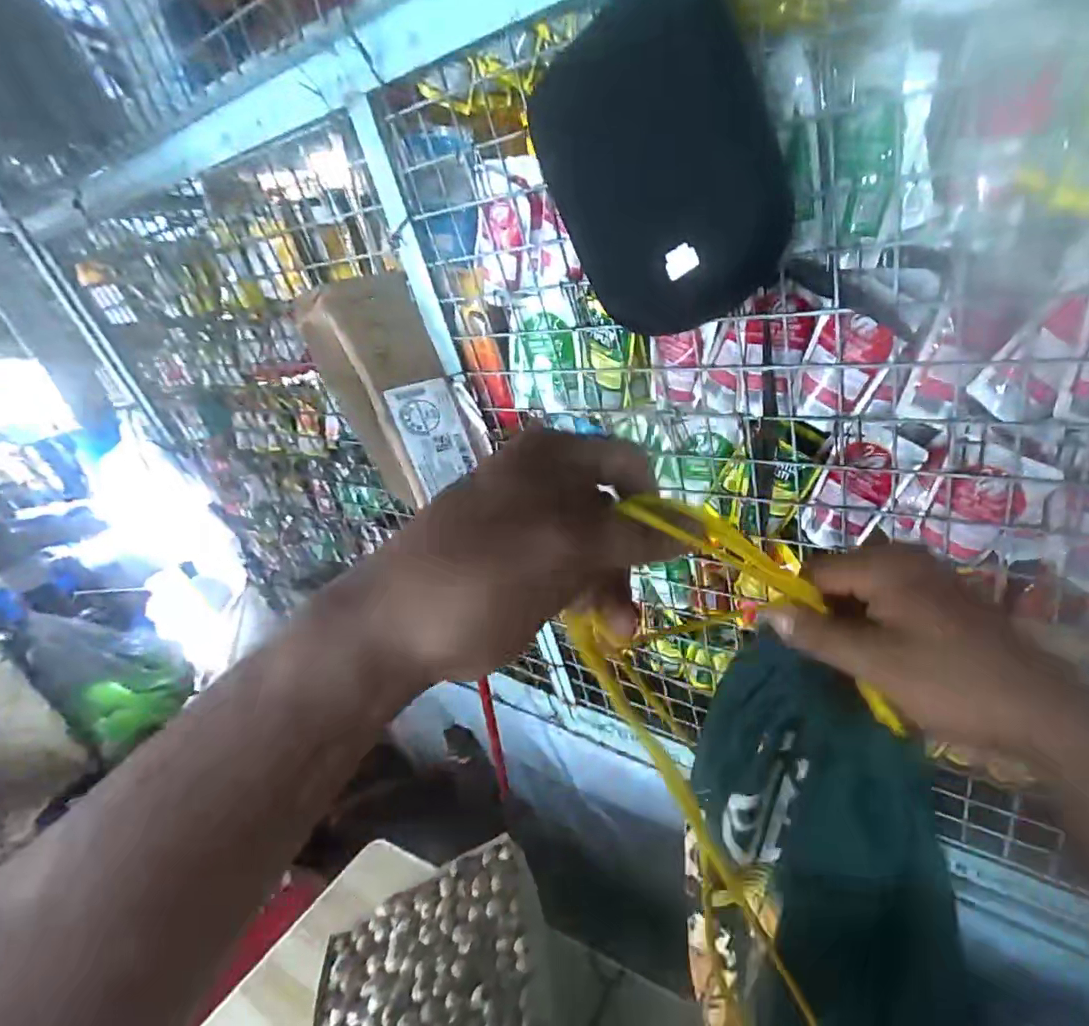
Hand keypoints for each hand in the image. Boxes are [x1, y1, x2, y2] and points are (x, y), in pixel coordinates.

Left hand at [337, 426, 680, 683]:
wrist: (389, 633)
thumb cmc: (484, 573)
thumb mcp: (570, 547)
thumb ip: (639, 535)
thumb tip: (700, 529)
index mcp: (554, 456)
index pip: (631, 464)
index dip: (656, 503)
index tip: (666, 547)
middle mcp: (547, 480)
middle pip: (620, 510)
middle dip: (632, 559)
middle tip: (636, 599)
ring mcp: (534, 521)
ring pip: (602, 547)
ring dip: (615, 587)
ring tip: (617, 629)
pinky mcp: (525, 559)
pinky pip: (576, 569)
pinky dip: (591, 597)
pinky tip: (596, 624)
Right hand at [760, 544, 1088, 762]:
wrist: (1034, 706)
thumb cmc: (950, 683)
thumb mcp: (876, 663)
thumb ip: (819, 635)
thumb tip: (766, 610)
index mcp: (887, 564)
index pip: (817, 570)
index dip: (797, 604)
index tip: (792, 647)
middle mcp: (909, 560)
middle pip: (845, 578)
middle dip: (828, 616)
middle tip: (827, 663)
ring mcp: (932, 579)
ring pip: (871, 594)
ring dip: (855, 627)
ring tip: (854, 669)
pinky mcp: (947, 601)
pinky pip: (897, 604)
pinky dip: (882, 629)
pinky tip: (886, 663)